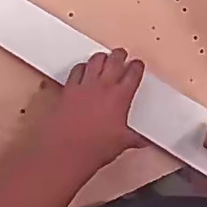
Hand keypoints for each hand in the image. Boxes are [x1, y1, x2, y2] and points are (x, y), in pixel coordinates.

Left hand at [31, 49, 146, 172]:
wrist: (66, 152)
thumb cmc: (93, 148)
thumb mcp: (121, 143)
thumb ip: (133, 138)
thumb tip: (140, 141)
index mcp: (120, 97)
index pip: (133, 73)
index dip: (137, 66)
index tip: (137, 65)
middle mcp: (102, 86)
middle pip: (114, 59)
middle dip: (119, 55)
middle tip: (121, 55)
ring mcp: (84, 86)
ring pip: (95, 60)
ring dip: (101, 58)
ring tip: (103, 58)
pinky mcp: (68, 90)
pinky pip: (76, 70)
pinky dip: (81, 68)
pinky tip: (82, 70)